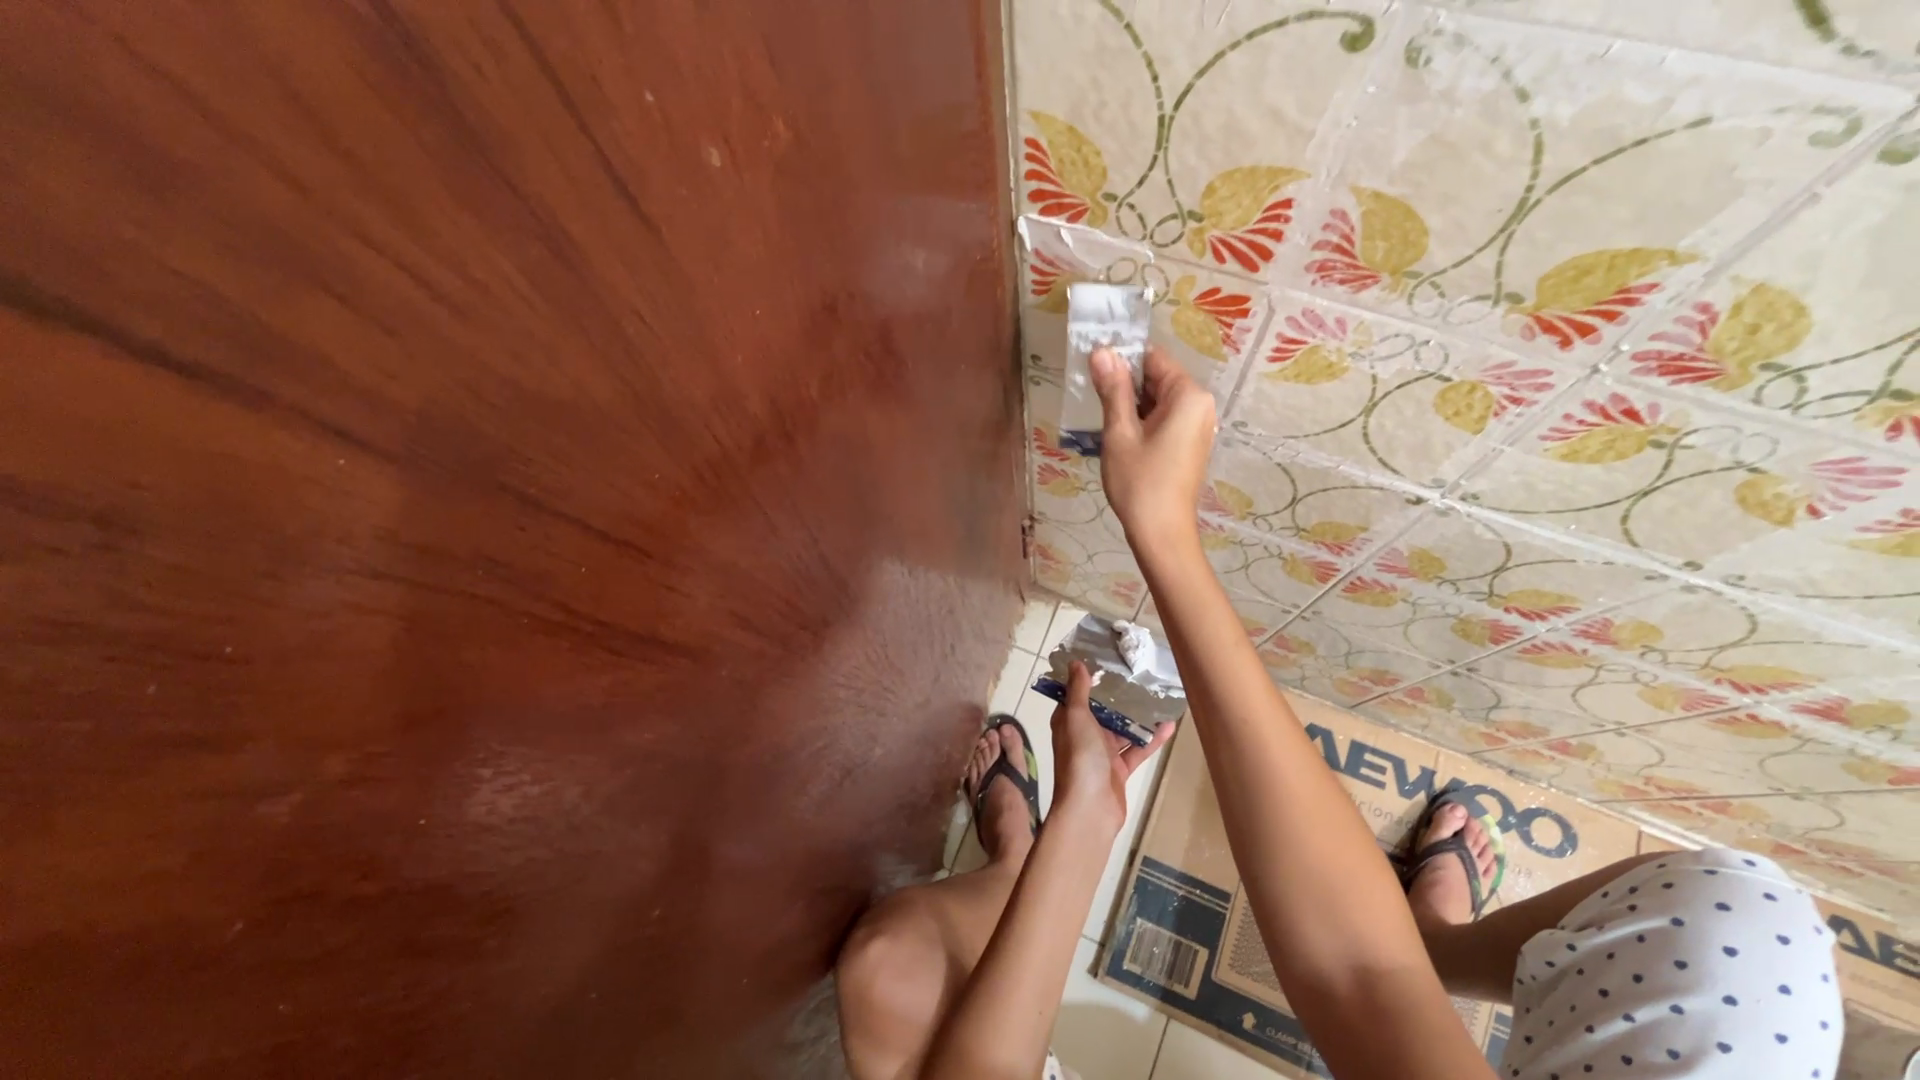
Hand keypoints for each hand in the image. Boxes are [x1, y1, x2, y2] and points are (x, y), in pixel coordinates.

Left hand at [1049, 660, 1174, 833]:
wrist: (1090, 808)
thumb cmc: (1080, 758)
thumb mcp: (1076, 718)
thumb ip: (1078, 691)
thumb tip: (1075, 662)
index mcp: (1068, 722)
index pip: (1076, 696)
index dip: (1088, 679)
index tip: (1107, 661)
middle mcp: (1083, 736)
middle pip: (1102, 712)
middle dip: (1118, 697)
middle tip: (1140, 676)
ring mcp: (1102, 754)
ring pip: (1122, 731)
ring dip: (1137, 718)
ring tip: (1158, 697)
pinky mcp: (1119, 770)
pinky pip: (1137, 750)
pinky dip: (1151, 739)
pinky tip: (1168, 726)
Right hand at [1090, 345, 1215, 556]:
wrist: (1161, 533)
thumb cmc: (1139, 482)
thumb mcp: (1120, 432)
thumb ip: (1112, 389)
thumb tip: (1102, 351)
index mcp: (1188, 396)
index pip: (1153, 358)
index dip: (1122, 359)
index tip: (1093, 367)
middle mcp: (1200, 405)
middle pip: (1157, 378)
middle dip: (1125, 382)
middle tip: (1092, 394)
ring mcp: (1197, 426)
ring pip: (1158, 400)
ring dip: (1130, 404)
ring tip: (1102, 417)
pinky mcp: (1189, 444)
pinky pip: (1164, 419)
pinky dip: (1141, 420)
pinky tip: (1120, 435)